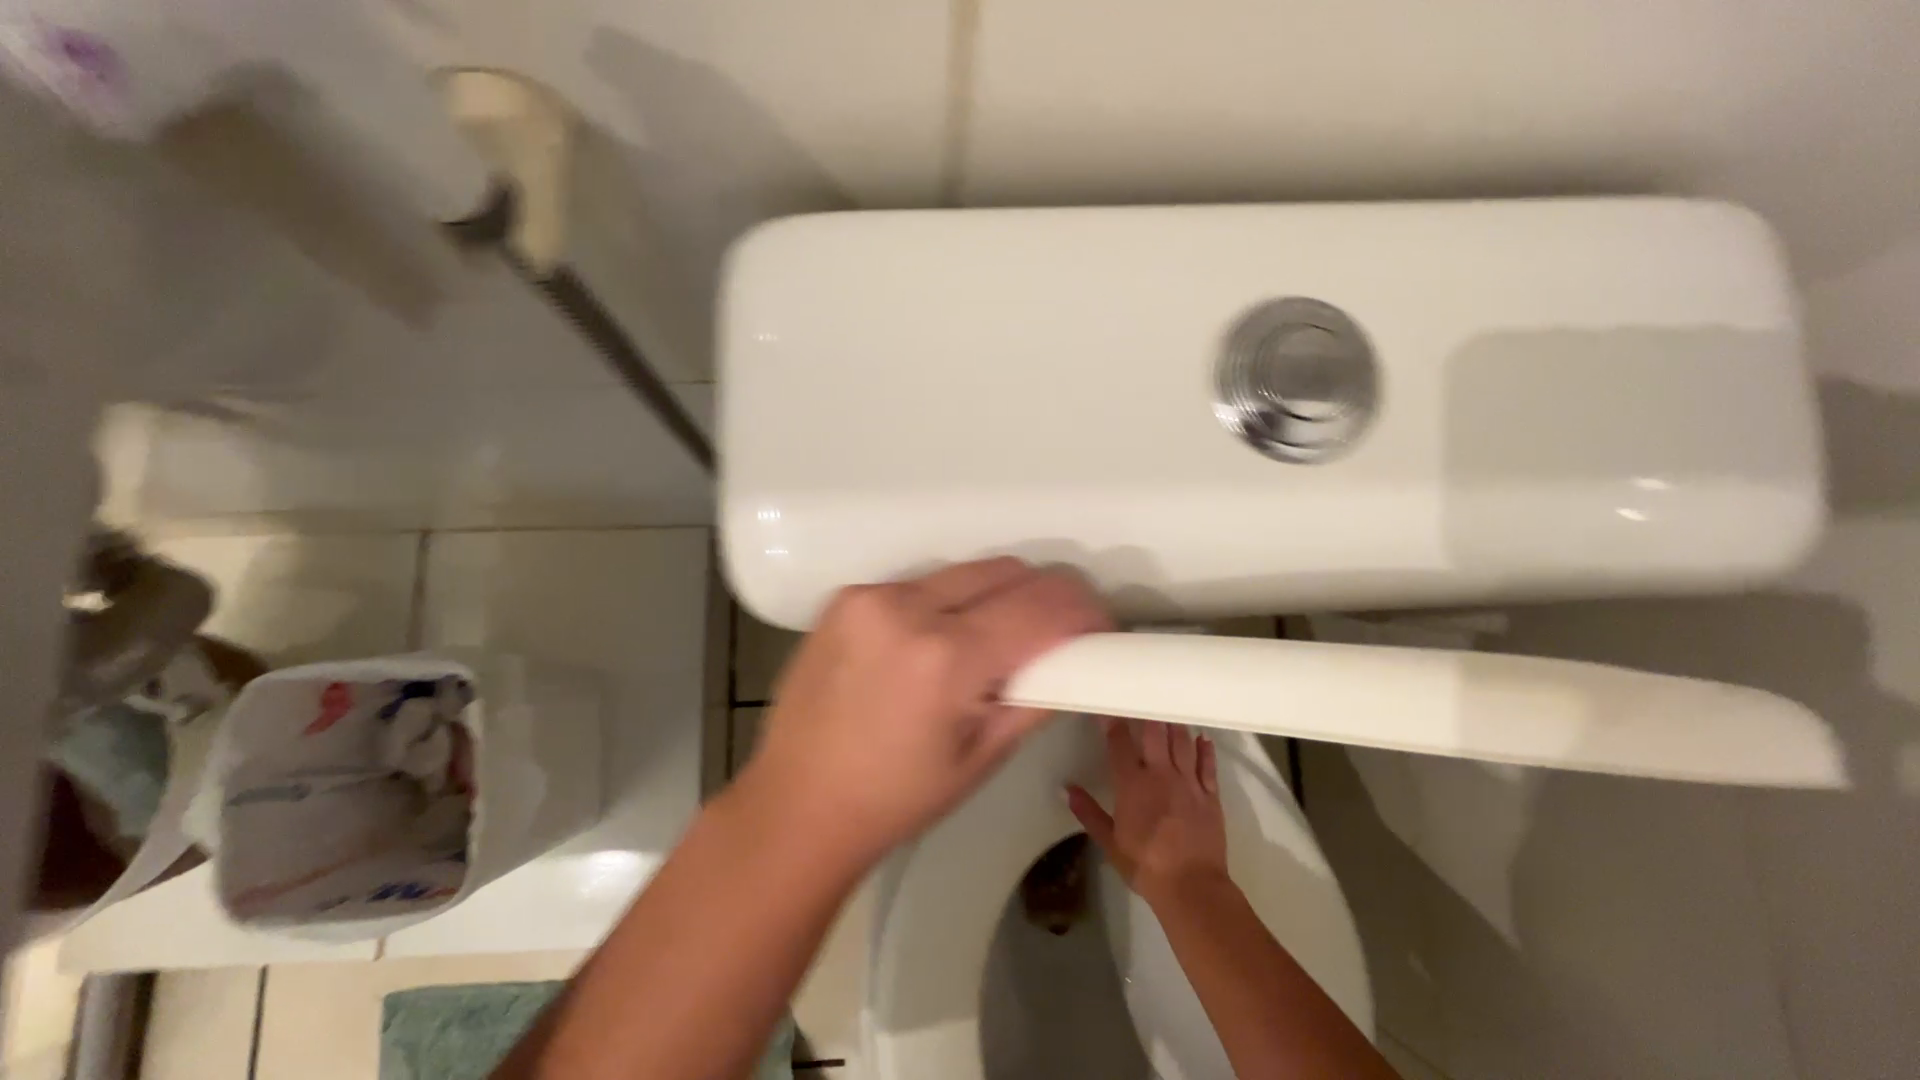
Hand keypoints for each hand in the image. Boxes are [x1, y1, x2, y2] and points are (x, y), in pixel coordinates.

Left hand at [742, 558, 1110, 866]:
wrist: (796, 803)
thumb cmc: (895, 799)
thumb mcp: (982, 757)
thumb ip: (1036, 697)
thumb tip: (1076, 659)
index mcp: (946, 659)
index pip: (1042, 607)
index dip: (1085, 612)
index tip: (1101, 628)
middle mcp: (906, 609)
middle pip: (1008, 571)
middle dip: (1046, 597)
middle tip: (1058, 634)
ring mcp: (870, 596)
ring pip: (966, 571)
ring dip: (996, 597)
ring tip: (995, 641)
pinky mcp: (846, 596)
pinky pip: (921, 583)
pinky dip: (947, 603)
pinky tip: (939, 641)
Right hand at [1068, 720, 1228, 904]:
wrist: (1192, 887)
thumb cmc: (1145, 866)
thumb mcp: (1110, 842)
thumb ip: (1089, 812)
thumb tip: (1067, 789)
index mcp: (1133, 785)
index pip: (1120, 744)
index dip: (1112, 724)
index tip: (1107, 709)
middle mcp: (1162, 775)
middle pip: (1155, 733)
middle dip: (1148, 715)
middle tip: (1143, 702)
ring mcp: (1189, 783)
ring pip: (1183, 743)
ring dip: (1175, 726)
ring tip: (1169, 712)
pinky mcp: (1211, 795)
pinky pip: (1208, 765)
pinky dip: (1205, 749)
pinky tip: (1203, 738)